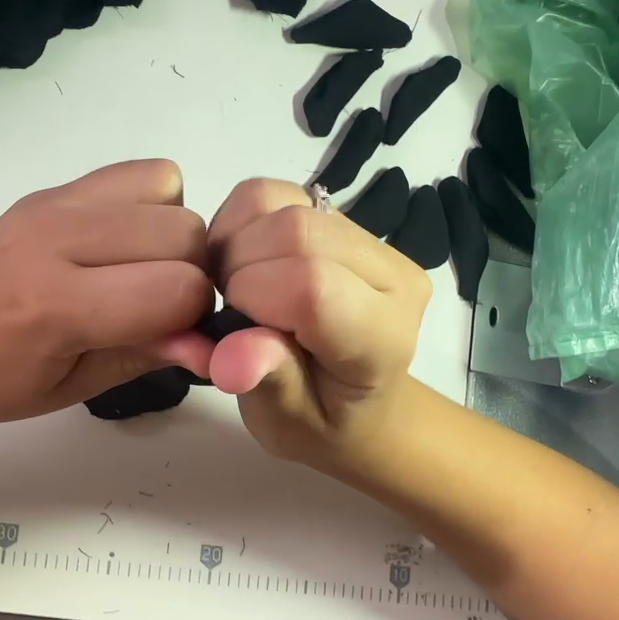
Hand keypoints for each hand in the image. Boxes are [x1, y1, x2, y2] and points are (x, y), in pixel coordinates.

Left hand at [0, 160, 212, 449]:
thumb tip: (213, 339)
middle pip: (182, 230)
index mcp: (57, 303)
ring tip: (136, 273)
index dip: (193, 319)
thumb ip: (147, 354)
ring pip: (166, 189)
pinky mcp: (44, 190)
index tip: (173, 339)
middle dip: (189, 274)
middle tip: (158, 308)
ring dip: (169, 234)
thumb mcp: (73, 388)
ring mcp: (50, 203)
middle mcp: (57, 236)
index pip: (178, 288)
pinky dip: (143, 205)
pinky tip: (114, 246)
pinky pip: (128, 174)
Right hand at [203, 178, 430, 473]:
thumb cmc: (324, 423)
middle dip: (236, 268)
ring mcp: (368, 239)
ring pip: (277, 201)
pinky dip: (238, 224)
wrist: (359, 402)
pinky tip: (242, 267)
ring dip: (234, 242)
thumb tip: (229, 358)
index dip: (250, 297)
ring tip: (235, 292)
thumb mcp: (290, 426)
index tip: (232, 333)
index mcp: (381, 337)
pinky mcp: (341, 218)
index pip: (311, 285)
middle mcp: (389, 274)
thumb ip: (267, 384)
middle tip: (229, 315)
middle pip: (293, 229)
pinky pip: (273, 193)